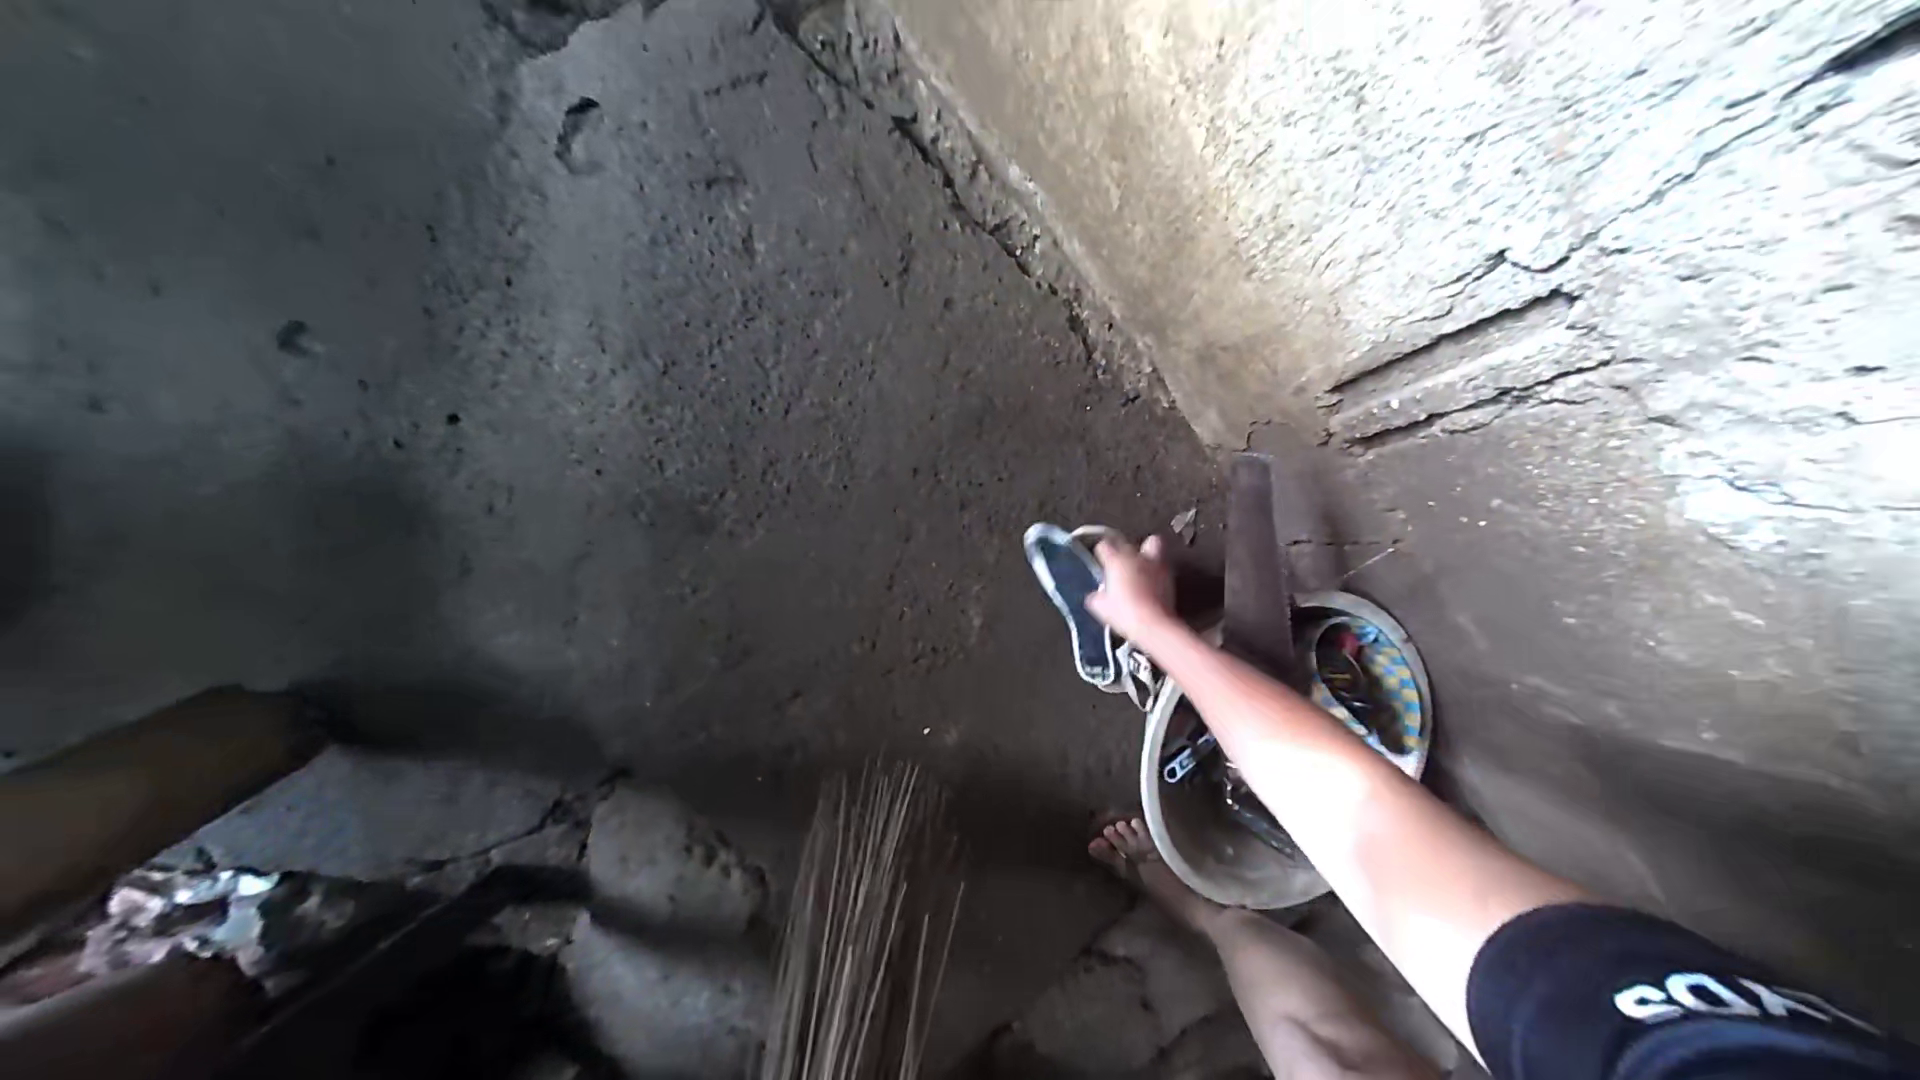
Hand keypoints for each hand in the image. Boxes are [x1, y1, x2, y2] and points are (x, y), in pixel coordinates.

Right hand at [1086, 534, 1178, 642]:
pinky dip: (1157, 569)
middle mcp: (1136, 557)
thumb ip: (1097, 596)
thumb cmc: (1123, 613)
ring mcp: (1155, 565)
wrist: (1153, 624)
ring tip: (1142, 564)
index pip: (1104, 546)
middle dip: (1123, 550)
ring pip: (1153, 543)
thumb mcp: (1100, 607)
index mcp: (1116, 561)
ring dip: (1146, 551)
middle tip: (1120, 563)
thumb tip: (1096, 596)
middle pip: (1127, 543)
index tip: (1101, 560)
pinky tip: (1153, 580)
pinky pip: (1162, 564)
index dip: (1101, 552)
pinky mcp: (1170, 576)